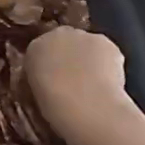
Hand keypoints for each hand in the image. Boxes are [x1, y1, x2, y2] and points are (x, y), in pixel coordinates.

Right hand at [24, 28, 138, 144]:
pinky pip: (106, 51)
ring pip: (86, 45)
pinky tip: (109, 82)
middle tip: (75, 81)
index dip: (49, 66)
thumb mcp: (37, 96)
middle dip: (69, 57)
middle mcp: (56, 35)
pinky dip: (108, 63)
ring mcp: (83, 36)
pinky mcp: (106, 42)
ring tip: (94, 85)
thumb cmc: (56, 109)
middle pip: (64, 42)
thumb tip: (48, 82)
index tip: (55, 81)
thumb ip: (41, 81)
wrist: (88, 108)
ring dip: (88, 59)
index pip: (40, 51)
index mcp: (34, 49)